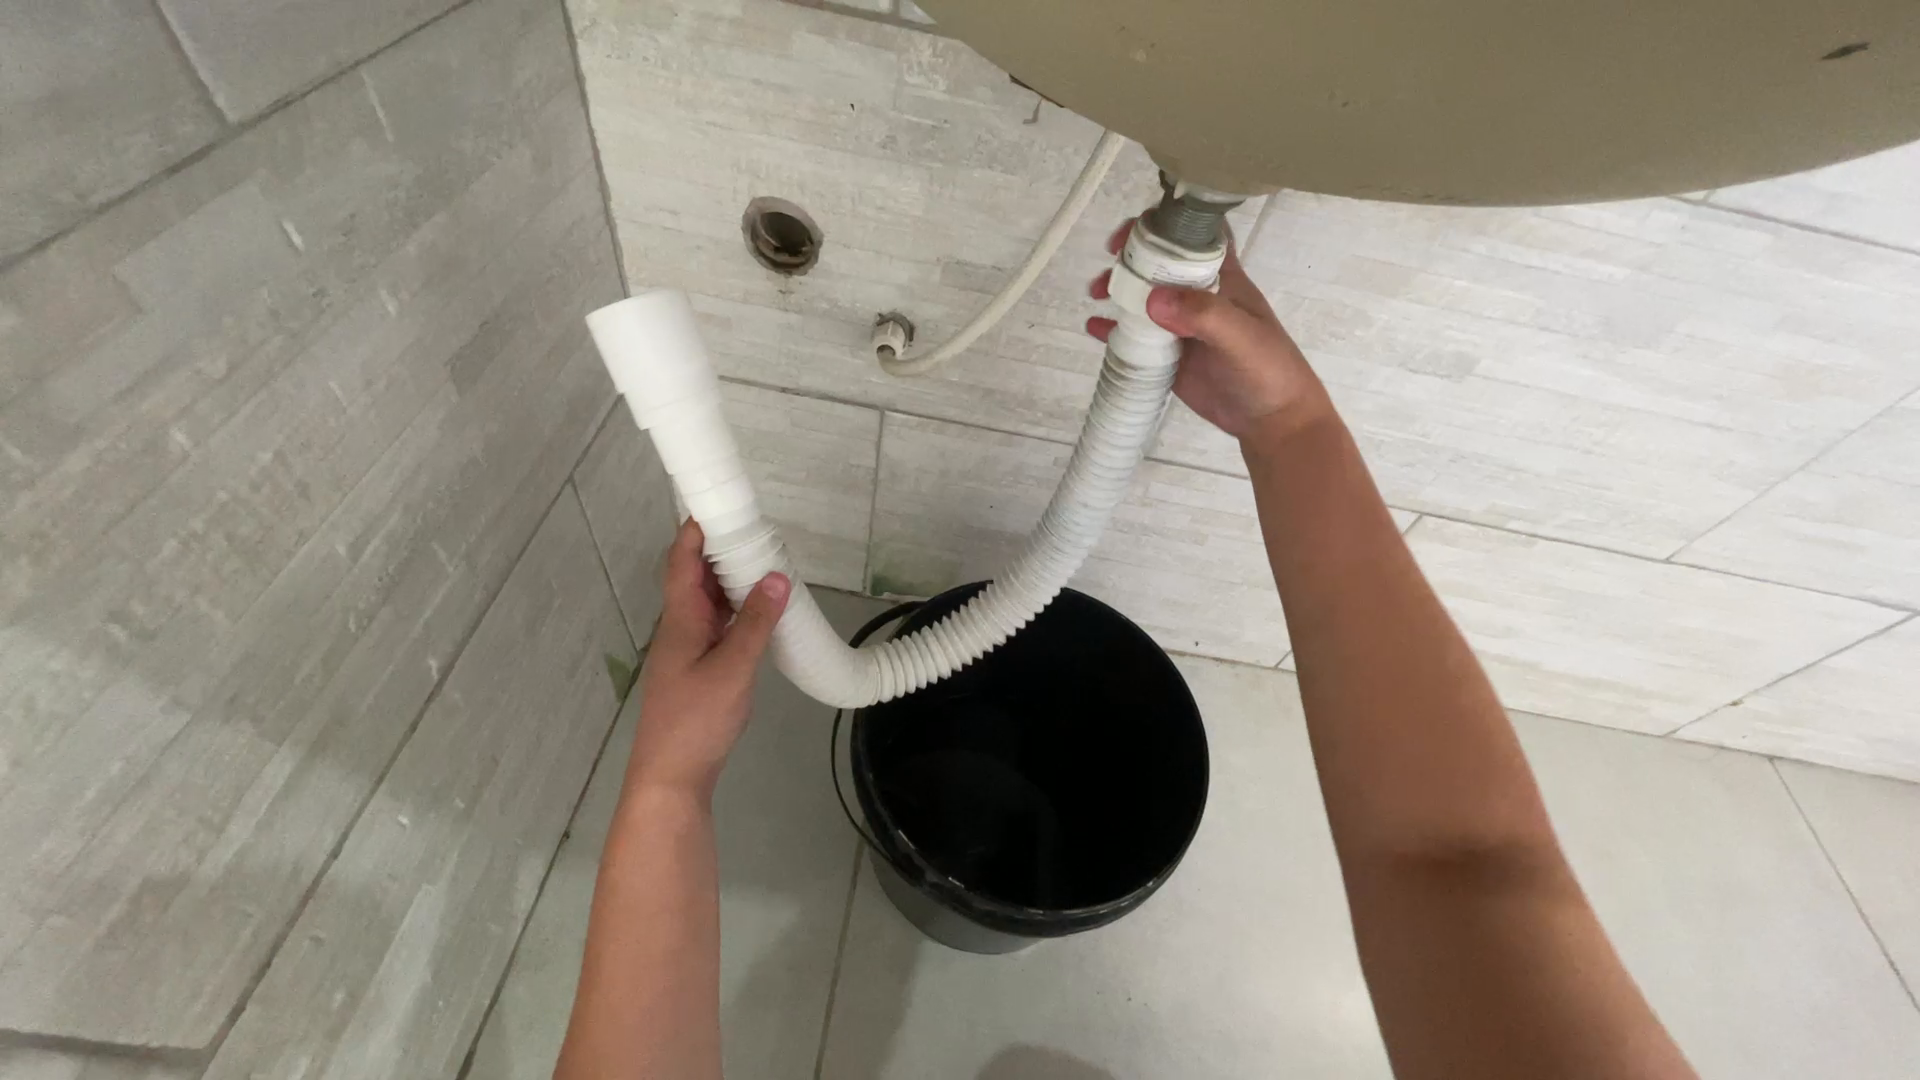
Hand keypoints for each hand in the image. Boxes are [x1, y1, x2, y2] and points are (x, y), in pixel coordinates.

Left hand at [626, 520, 790, 800]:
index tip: (719, 504)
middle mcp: (680, 628)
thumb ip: (756, 623)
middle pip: (694, 578)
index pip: (681, 563)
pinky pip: (717, 626)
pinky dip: (737, 611)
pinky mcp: (698, 670)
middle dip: (719, 551)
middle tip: (756, 532)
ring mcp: (688, 650)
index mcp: (680, 620)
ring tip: (764, 564)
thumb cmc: (696, 719)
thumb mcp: (733, 668)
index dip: (694, 531)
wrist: (672, 777)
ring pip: (708, 603)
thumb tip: (776, 576)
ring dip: (730, 581)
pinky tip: (760, 613)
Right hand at [1086, 220, 1330, 440]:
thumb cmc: (1268, 370)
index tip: (1135, 231)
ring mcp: (1180, 327)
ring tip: (1096, 295)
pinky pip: (1135, 338)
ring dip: (1118, 291)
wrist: (1269, 420)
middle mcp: (1198, 297)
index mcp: (1222, 280)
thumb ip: (1204, 315)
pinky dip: (1112, 330)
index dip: (1166, 225)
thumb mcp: (1241, 337)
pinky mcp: (1167, 356)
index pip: (1194, 238)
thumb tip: (1154, 299)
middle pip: (1160, 265)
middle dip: (1131, 259)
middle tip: (1108, 267)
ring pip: (1143, 298)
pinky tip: (1093, 328)